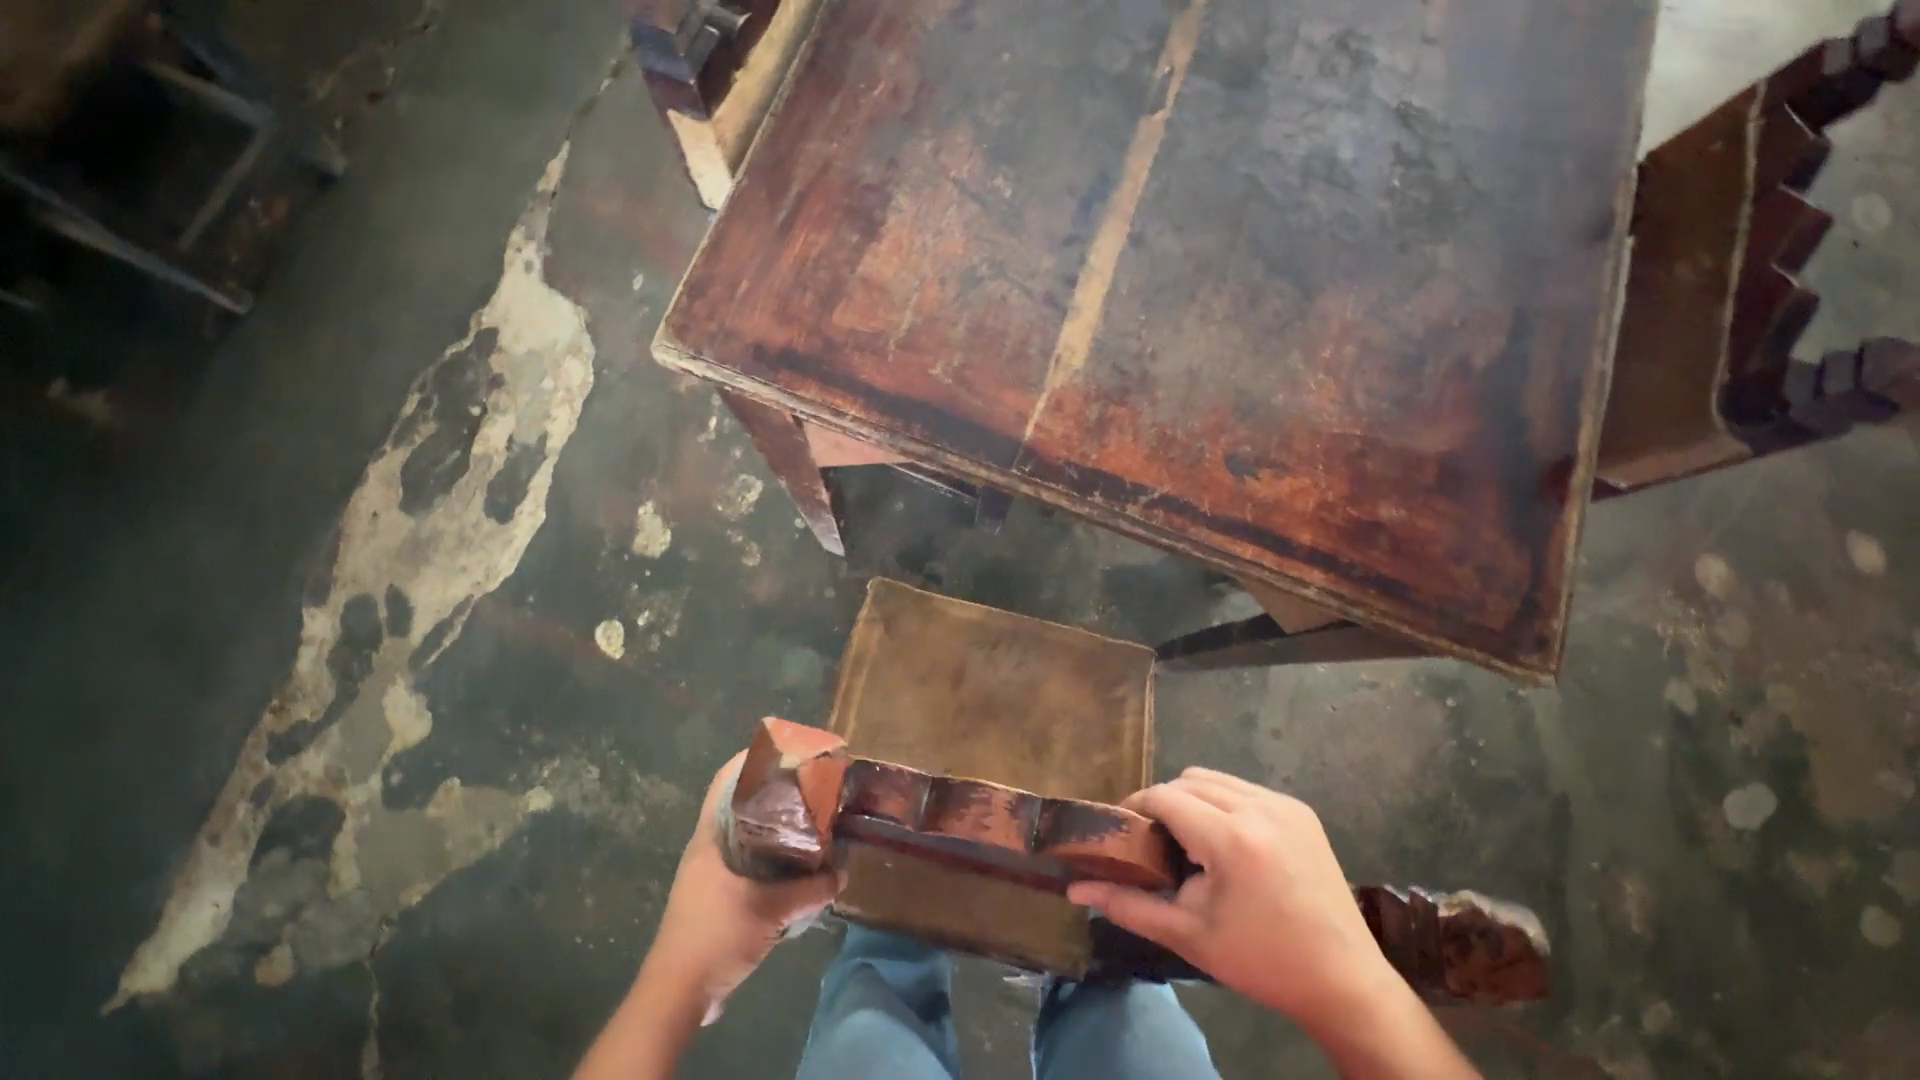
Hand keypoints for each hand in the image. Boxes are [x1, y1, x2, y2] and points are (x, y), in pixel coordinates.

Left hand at [647, 747, 842, 1023]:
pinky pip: (748, 864)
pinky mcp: (716, 898)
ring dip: (775, 829)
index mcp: (711, 837)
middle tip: (812, 786)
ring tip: (812, 822)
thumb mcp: (771, 911)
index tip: (790, 750)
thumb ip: (810, 891)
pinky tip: (798, 868)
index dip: (754, 758)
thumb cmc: (715, 937)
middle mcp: (708, 847)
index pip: (726, 780)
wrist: (677, 993)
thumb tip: (842, 874)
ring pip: (746, 836)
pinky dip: (772, 859)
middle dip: (775, 793)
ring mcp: (709, 874)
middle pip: (740, 804)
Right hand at [1066, 769, 1397, 1030]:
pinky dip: (1223, 804)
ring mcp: (1285, 806)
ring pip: (1217, 779)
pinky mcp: (1302, 813)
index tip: (1122, 836)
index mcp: (1232, 838)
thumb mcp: (1188, 936)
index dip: (1135, 809)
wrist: (1343, 981)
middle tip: (1153, 845)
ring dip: (1193, 800)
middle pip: (1189, 779)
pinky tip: (1225, 845)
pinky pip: (1245, 789)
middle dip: (1163, 804)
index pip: (1165, 797)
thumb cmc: (1261, 962)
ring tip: (1188, 845)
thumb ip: (1128, 905)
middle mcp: (1260, 807)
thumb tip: (1075, 889)